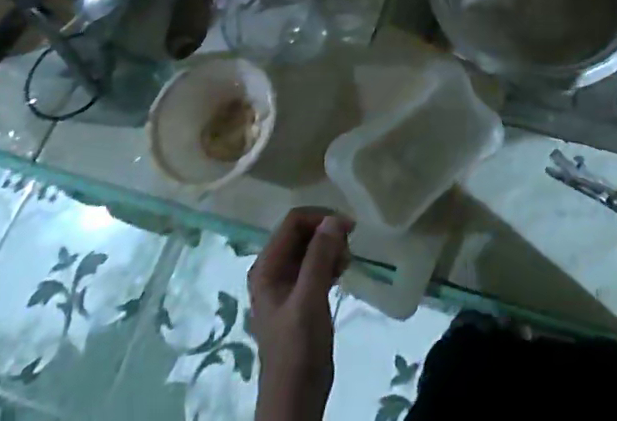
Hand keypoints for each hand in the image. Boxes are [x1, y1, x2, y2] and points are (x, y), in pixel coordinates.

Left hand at [249, 208, 352, 420]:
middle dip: (326, 233)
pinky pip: (314, 266)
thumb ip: (319, 258)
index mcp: (266, 266)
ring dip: (330, 248)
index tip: (349, 228)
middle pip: (301, 233)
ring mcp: (285, 284)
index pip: (293, 222)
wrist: (295, 397)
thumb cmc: (297, 348)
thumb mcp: (309, 300)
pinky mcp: (299, 297)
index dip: (321, 218)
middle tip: (349, 248)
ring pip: (309, 249)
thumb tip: (334, 219)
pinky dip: (329, 263)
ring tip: (347, 263)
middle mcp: (272, 269)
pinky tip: (342, 272)